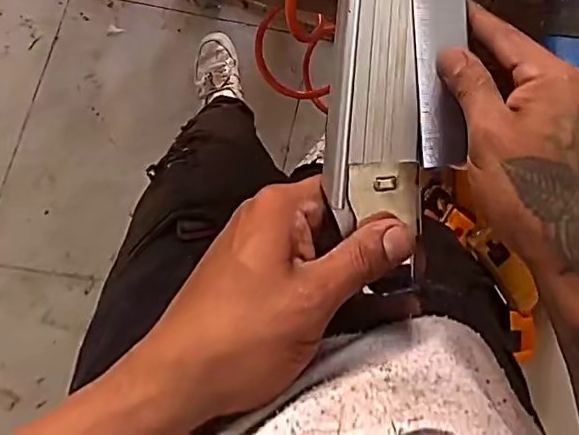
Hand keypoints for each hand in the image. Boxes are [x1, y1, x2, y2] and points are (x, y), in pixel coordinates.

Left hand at [38, 178, 412, 432]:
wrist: (170, 390)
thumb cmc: (228, 342)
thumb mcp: (312, 299)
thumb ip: (362, 259)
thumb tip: (398, 232)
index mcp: (281, 206)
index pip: (349, 188)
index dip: (382, 212)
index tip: (407, 236)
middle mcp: (269, 217)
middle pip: (339, 218)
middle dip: (371, 248)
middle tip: (402, 274)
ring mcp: (261, 247)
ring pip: (324, 247)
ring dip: (354, 271)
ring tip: (387, 295)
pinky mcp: (256, 275)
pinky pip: (305, 268)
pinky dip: (329, 284)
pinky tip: (354, 305)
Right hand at [439, 2, 578, 314]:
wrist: (577, 257)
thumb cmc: (536, 202)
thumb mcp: (488, 136)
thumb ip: (470, 85)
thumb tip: (454, 54)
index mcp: (555, 78)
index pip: (508, 37)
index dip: (476, 22)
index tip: (457, 7)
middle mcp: (574, 89)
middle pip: (519, 60)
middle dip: (481, 56)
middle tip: (447, 47)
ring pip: (526, 86)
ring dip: (494, 84)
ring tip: (460, 81)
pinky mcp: (577, 136)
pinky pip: (538, 107)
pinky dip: (510, 106)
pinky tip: (486, 115)